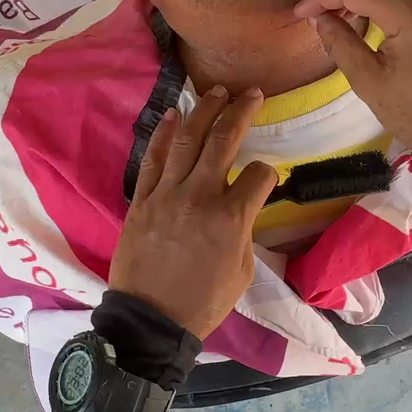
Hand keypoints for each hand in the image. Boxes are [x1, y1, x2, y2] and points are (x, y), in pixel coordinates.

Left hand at [109, 86, 278, 338]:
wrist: (150, 319)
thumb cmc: (203, 302)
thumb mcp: (242, 272)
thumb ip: (245, 232)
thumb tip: (241, 211)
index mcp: (232, 218)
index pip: (261, 175)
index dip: (270, 173)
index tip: (267, 178)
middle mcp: (200, 196)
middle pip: (223, 140)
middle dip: (240, 112)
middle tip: (251, 93)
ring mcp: (167, 194)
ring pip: (187, 140)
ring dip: (203, 111)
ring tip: (215, 91)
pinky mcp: (142, 199)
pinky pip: (153, 159)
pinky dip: (163, 134)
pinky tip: (174, 115)